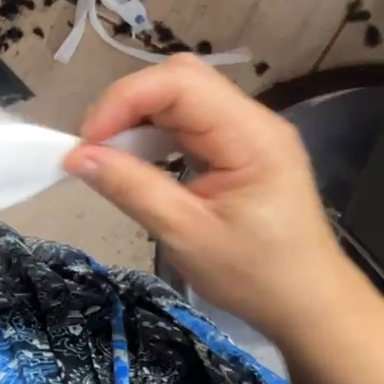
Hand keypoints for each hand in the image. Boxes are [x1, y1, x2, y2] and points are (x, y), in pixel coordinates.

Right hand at [63, 55, 367, 337]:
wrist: (307, 304)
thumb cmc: (254, 275)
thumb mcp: (185, 234)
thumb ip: (131, 188)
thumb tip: (76, 157)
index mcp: (250, 135)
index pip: (178, 83)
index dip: (123, 101)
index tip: (87, 143)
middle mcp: (251, 120)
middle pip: (177, 79)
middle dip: (125, 105)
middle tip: (95, 148)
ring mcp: (244, 131)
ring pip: (177, 95)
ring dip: (135, 119)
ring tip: (110, 158)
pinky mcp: (234, 146)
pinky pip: (183, 120)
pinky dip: (150, 133)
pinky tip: (135, 163)